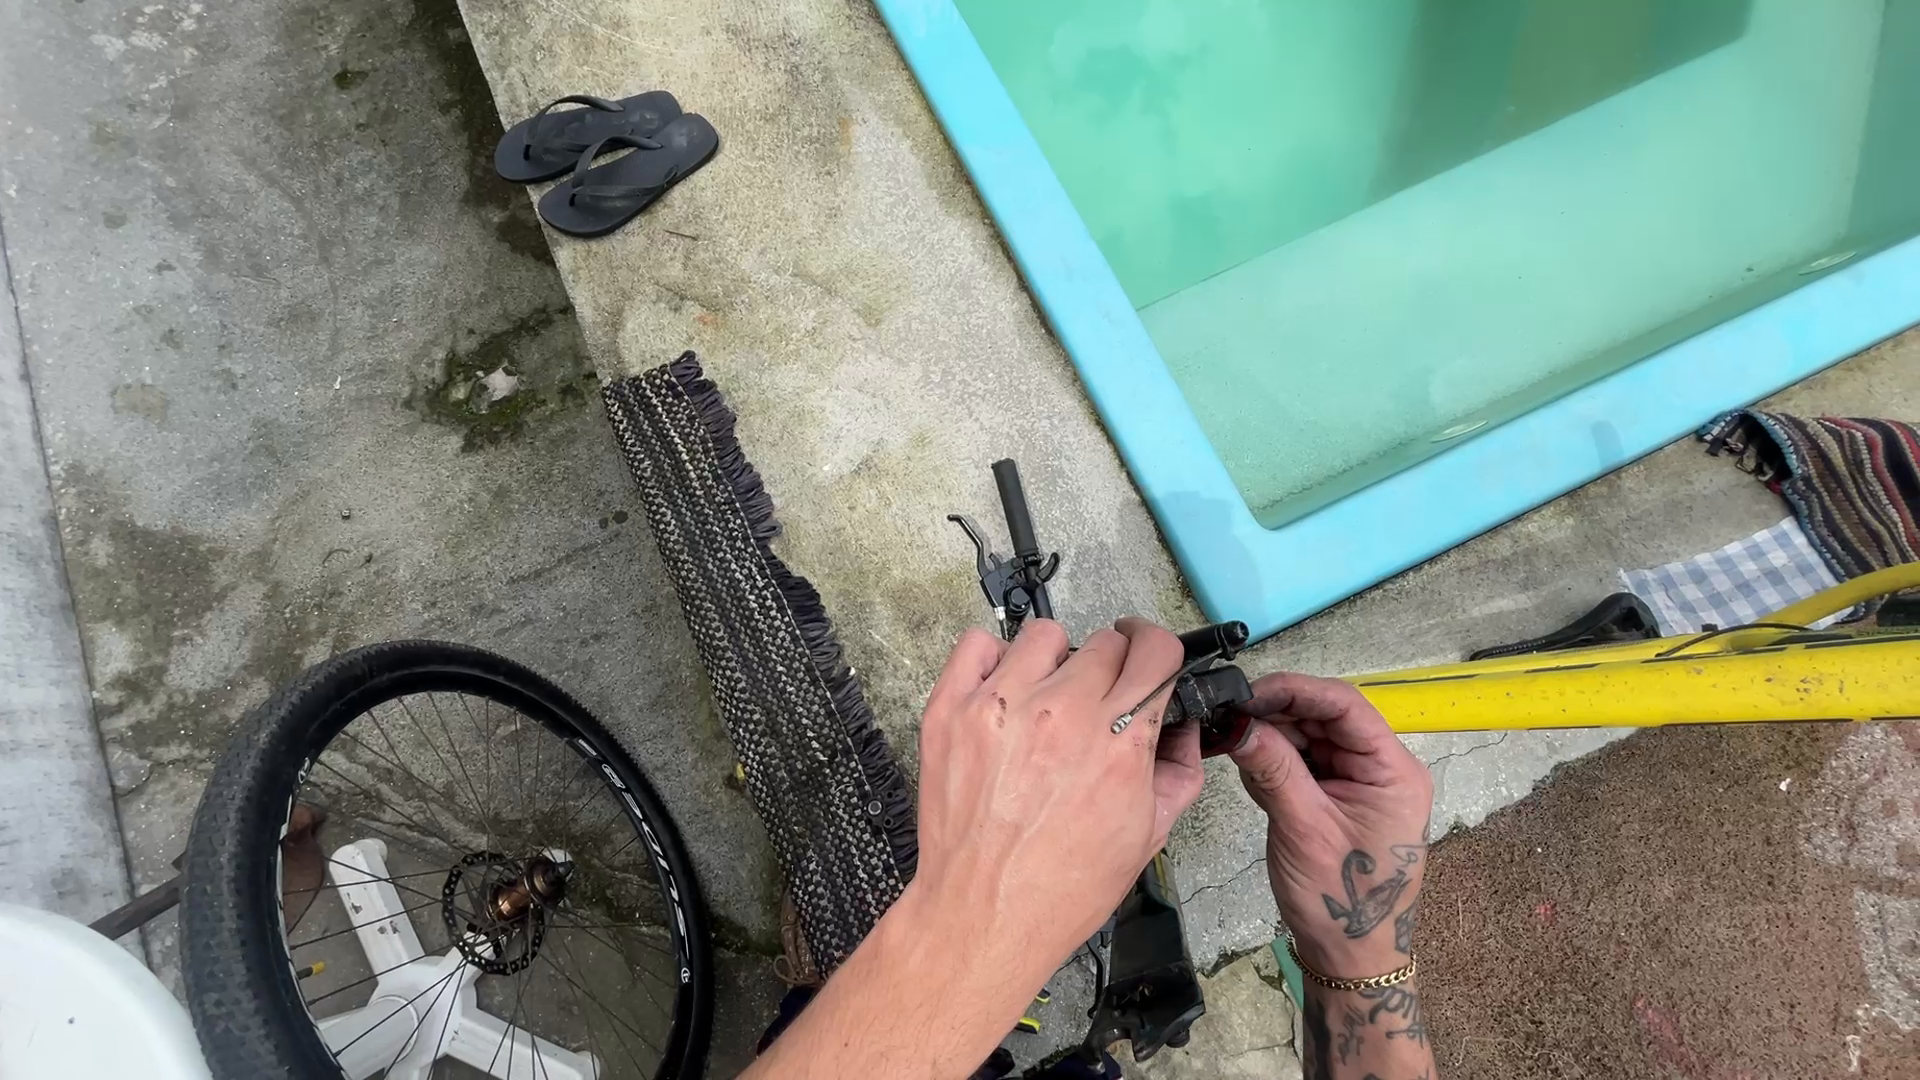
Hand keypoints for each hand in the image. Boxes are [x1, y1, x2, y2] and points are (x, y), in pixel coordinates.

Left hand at [912, 616, 1205, 983]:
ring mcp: (1001, 705)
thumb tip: (1184, 726)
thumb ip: (1178, 770)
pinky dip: (993, 659)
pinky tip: (1002, 692)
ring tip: (1043, 699)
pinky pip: (978, 643)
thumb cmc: (1060, 884)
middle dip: (1109, 668)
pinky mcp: (952, 708)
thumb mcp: (1146, 835)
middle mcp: (1061, 713)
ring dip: (1054, 660)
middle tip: (1094, 701)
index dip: (1157, 652)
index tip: (1146, 657)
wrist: (983, 913)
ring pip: (1045, 635)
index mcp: (1117, 742)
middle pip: (1104, 641)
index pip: (1155, 650)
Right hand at [1230, 673, 1431, 977]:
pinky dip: (1268, 758)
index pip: (1345, 705)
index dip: (1295, 690)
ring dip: (1267, 736)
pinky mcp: (1330, 790)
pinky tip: (1252, 774)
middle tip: (1228, 719)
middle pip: (1321, 715)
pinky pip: (1295, 756)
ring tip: (1235, 748)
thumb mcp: (1303, 828)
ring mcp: (1352, 777)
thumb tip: (1235, 722)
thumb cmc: (1340, 898)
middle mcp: (1376, 766)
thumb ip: (1272, 767)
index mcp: (1392, 770)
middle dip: (1274, 714)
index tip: (1247, 694)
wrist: (1348, 955)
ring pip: (1303, 732)